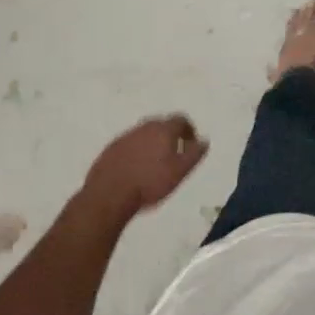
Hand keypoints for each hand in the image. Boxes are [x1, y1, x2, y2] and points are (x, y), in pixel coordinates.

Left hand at [82, 115, 208, 216]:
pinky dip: (136, 151)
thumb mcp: (180, 171)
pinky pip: (129, 144)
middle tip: (174, 153)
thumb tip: (204, 140)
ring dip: (152, 143)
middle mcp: (144, 127)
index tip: (191, 144)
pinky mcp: (110, 149)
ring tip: (155, 163)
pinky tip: (136, 169)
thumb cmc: (150, 183)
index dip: (188, 130)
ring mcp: (125, 137)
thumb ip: (194, 154)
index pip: (181, 119)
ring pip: (144, 134)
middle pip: (161, 124)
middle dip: (170, 135)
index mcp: (163, 129)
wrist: (109, 194)